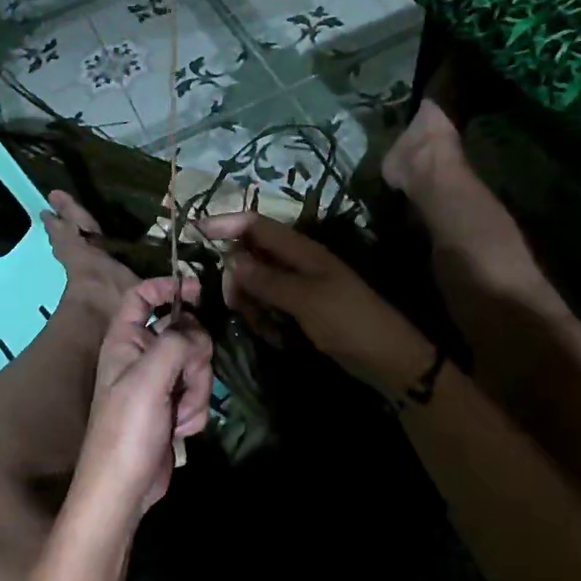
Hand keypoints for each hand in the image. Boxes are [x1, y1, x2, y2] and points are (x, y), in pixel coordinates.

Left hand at [74, 277, 212, 524]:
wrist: (124, 488)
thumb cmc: (126, 430)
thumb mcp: (148, 379)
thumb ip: (176, 343)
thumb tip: (197, 331)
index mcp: (124, 341)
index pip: (141, 297)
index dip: (166, 286)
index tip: (197, 288)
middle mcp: (140, 357)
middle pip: (183, 331)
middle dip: (194, 357)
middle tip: (186, 379)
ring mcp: (157, 383)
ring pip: (196, 364)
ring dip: (197, 389)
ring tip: (179, 416)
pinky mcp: (172, 406)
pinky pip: (198, 391)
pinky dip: (195, 409)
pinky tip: (180, 429)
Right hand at [198, 213, 433, 396]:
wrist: (385, 358)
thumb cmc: (348, 322)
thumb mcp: (305, 299)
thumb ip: (267, 279)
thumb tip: (231, 258)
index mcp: (301, 250)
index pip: (256, 225)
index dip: (226, 223)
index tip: (195, 230)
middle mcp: (296, 264)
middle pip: (249, 259)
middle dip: (240, 283)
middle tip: (242, 306)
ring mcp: (298, 289)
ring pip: (256, 289)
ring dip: (255, 309)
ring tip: (273, 329)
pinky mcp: (300, 312)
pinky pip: (270, 310)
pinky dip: (269, 324)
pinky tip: (283, 340)